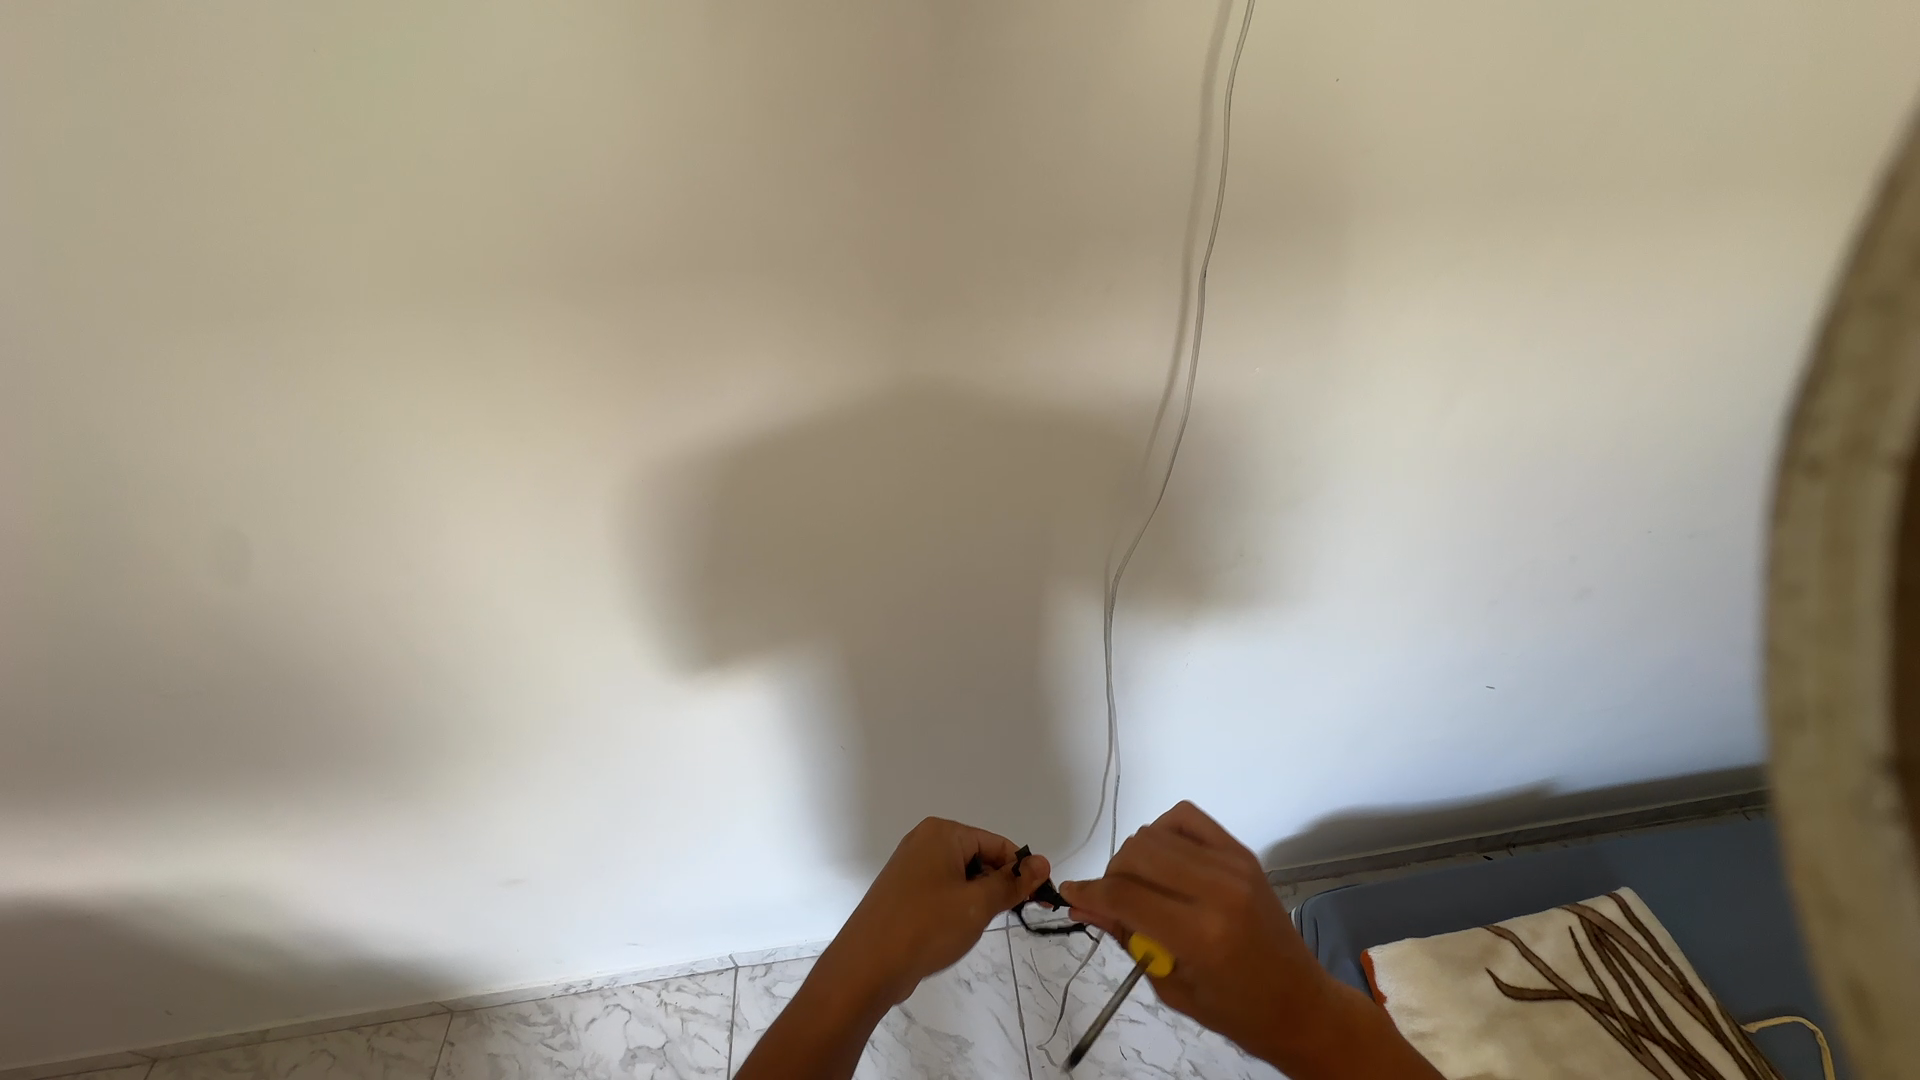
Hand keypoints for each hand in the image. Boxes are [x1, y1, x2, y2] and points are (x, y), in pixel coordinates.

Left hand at [818, 816, 1049, 1007]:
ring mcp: (911, 867)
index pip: (996, 843)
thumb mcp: (977, 904)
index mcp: (942, 833)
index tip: (1041, 897)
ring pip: (962, 876)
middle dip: (998, 885)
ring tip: (977, 925)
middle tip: (1012, 914)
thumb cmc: (926, 926)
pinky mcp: (903, 892)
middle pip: (979, 857)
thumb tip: (1042, 862)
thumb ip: (1011, 883)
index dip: (1021, 869)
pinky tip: (956, 931)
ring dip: (978, 898)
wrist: (866, 966)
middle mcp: (925, 841)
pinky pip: (943, 890)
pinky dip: (957, 906)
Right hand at [1059, 802, 1348, 1068]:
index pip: (1125, 894)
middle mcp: (1217, 890)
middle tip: (1116, 899)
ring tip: (1144, 885)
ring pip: (1155, 832)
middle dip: (1113, 874)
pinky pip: (1185, 817)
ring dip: (1136, 855)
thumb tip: (1080, 901)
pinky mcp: (1241, 853)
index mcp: (1201, 935)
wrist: (1302, 1004)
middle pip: (1136, 853)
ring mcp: (1233, 865)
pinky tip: (1166, 860)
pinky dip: (1164, 831)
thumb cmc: (1236, 1010)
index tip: (1071, 892)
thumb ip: (1126, 937)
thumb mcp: (1172, 985)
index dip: (1090, 890)